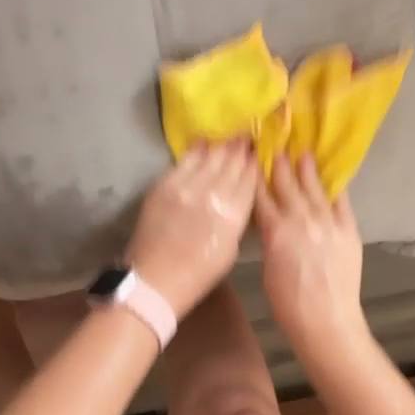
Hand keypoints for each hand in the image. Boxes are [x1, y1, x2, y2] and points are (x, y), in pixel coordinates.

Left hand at [127, 141, 256, 316]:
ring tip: (229, 136)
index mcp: (234, 213)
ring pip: (210, 155)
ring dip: (222, 144)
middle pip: (231, 162)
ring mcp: (187, 186)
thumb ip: (237, 217)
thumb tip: (239, 196)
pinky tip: (204, 141)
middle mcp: (213, 193)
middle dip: (240, 148)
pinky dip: (197, 149)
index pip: (249, 178)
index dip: (254, 162)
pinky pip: (186, 160)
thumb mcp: (231, 248)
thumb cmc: (199, 273)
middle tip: (246, 135)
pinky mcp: (165, 184)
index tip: (258, 150)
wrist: (156, 279)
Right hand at [256, 154, 367, 353]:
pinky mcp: (349, 231)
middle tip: (275, 145)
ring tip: (301, 152)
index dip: (255, 175)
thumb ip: (269, 239)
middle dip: (279, 164)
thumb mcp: (268, 268)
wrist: (326, 322)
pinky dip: (334, 187)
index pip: (261, 195)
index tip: (251, 157)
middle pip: (287, 185)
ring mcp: (328, 223)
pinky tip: (330, 175)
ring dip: (306, 169)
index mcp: (276, 231)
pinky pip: (341, 202)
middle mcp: (302, 220)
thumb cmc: (287, 304)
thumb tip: (269, 222)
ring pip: (314, 189)